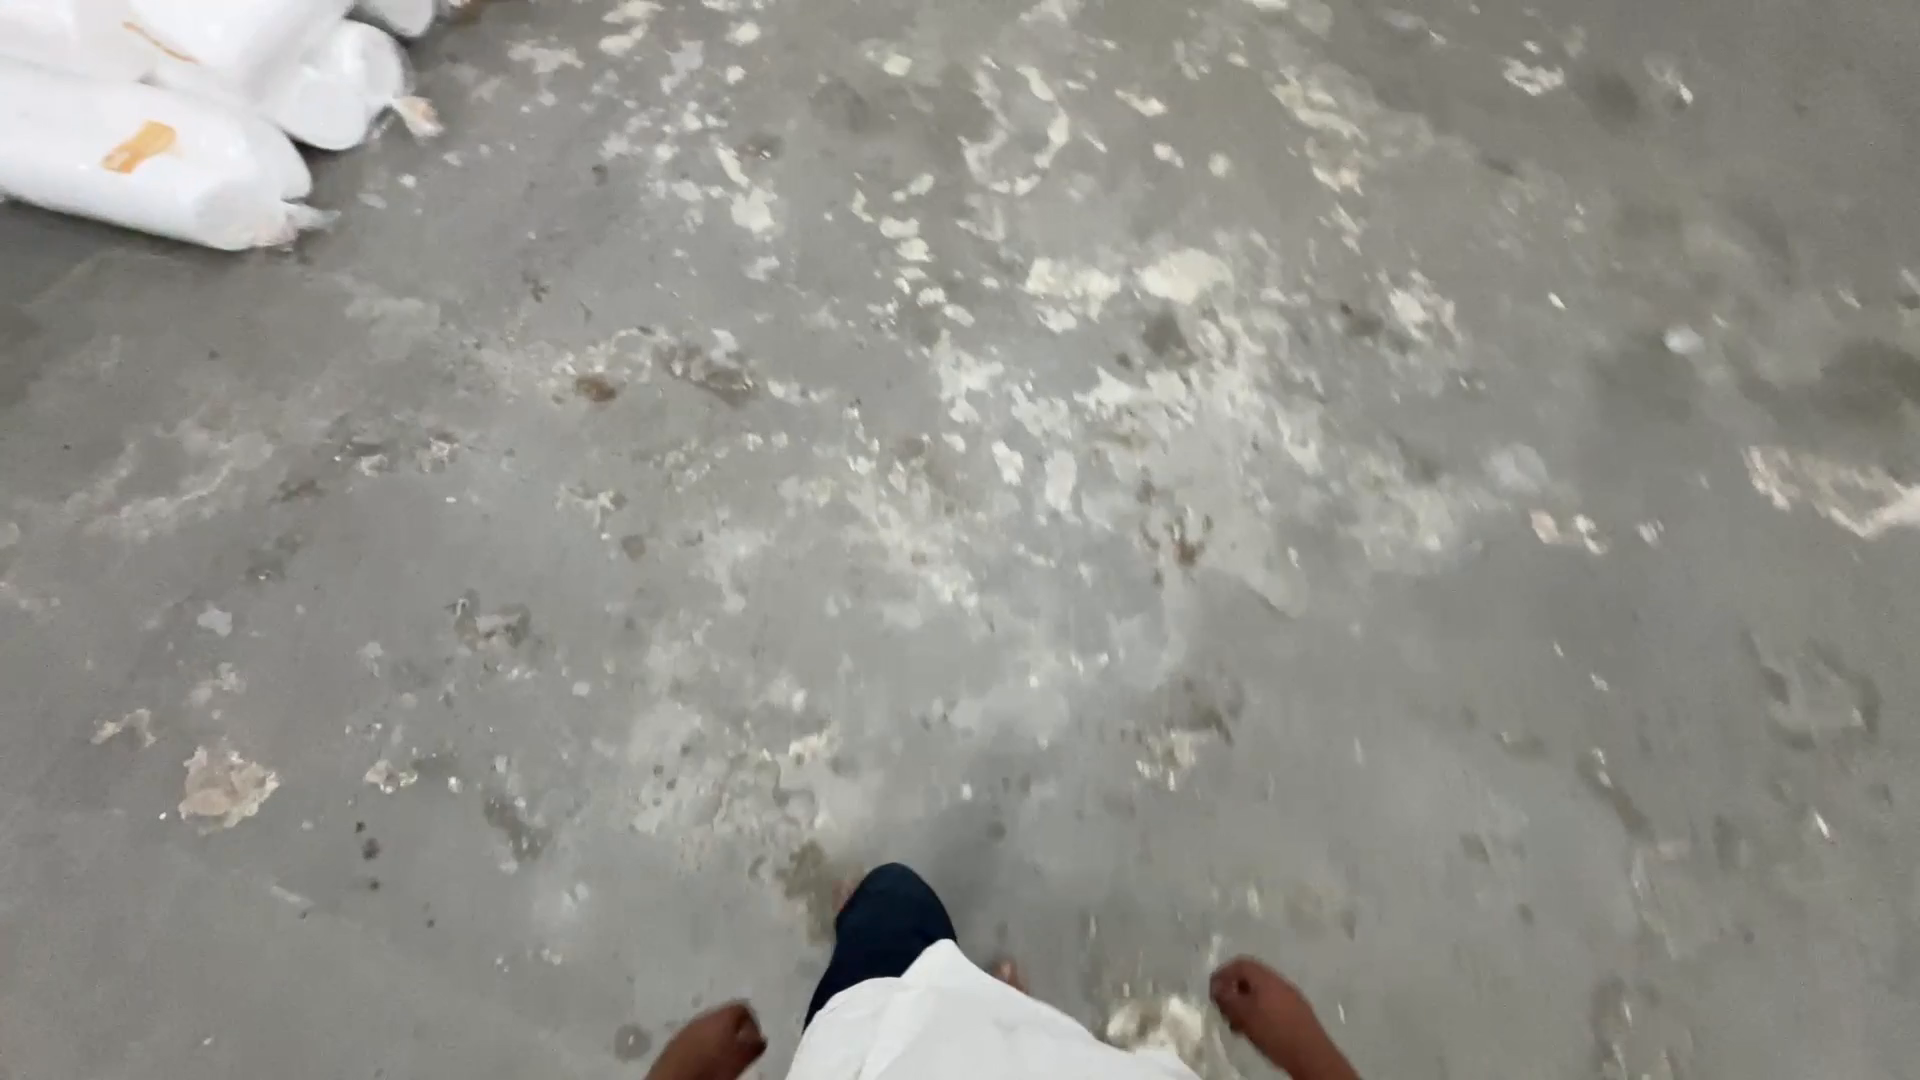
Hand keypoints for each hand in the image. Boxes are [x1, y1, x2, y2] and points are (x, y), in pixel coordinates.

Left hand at [644, 1002, 766, 1079]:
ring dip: (716, 1041)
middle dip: (733, 1032)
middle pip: (723, 1017)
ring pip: (707, 1029)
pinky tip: (702, 1064)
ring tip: (721, 1060)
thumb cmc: (712, 1069)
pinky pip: (693, 1040)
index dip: (752, 1024)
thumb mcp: (739, 1059)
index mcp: (722, 1015)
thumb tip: (761, 1039)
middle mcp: (704, 1016)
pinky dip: (701, 1048)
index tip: (755, 1042)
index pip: (743, 1008)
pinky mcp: (672, 1045)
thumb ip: (753, 1046)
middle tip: (739, 1051)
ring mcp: (686, 1029)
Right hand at [1210, 958, 1356, 1079]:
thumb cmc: (1273, 1031)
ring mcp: (1292, 996)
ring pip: (1262, 993)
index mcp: (1264, 976)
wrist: (1313, 1056)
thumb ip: (1226, 998)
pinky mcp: (1300, 1012)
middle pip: (1250, 978)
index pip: (1239, 963)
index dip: (1223, 974)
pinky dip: (1261, 1012)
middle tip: (1226, 1011)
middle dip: (1235, 992)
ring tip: (1240, 1024)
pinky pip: (1274, 1004)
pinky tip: (1259, 1029)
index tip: (1213, 992)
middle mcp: (1279, 980)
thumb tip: (1216, 987)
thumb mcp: (1243, 1014)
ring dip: (1247, 1004)